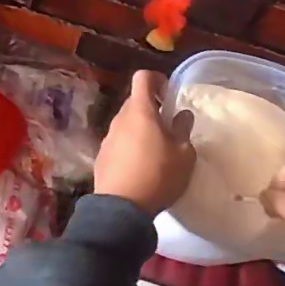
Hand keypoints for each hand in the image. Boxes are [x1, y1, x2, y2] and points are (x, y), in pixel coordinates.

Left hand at [94, 71, 196, 214]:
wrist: (121, 208)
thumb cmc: (158, 175)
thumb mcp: (183, 154)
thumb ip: (182, 129)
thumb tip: (181, 114)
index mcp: (140, 111)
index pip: (143, 77)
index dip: (157, 79)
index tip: (169, 94)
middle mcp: (119, 119)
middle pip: (135, 101)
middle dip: (151, 108)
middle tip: (168, 127)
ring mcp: (107, 138)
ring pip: (126, 123)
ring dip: (140, 129)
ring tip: (156, 151)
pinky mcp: (101, 156)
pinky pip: (118, 142)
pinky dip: (130, 146)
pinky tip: (140, 167)